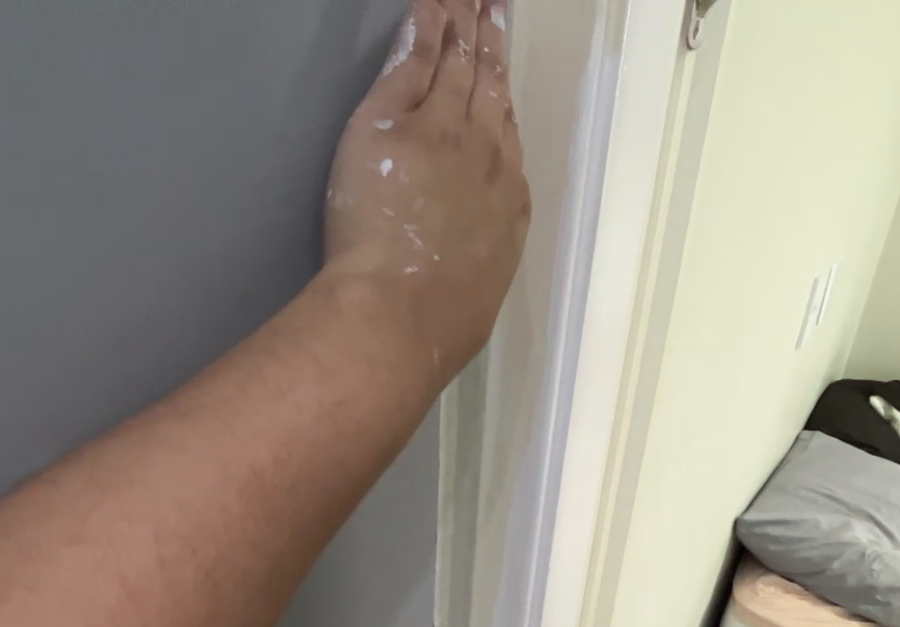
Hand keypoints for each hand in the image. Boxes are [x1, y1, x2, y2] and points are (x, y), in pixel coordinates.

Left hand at [324, 0, 529, 376]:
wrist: (403, 311)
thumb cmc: (441, 322)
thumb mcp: (478, 287)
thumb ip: (478, 254)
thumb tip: (470, 251)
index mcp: (506, 200)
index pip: (506, 135)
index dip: (502, 101)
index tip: (501, 81)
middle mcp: (485, 154)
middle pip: (489, 88)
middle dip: (490, 47)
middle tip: (492, 11)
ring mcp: (442, 131)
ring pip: (457, 64)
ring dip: (462, 25)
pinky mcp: (393, 121)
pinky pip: (414, 61)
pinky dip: (426, 28)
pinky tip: (431, 5)